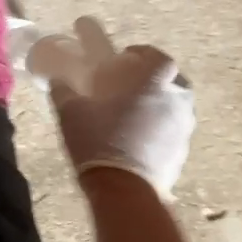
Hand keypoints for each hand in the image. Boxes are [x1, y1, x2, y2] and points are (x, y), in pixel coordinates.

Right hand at [47, 18, 195, 199]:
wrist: (124, 188)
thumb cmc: (97, 140)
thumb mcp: (70, 111)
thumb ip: (64, 90)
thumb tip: (58, 79)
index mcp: (149, 86)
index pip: (160, 58)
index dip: (145, 53)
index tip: (127, 56)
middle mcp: (173, 103)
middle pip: (176, 81)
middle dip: (158, 78)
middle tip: (134, 83)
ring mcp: (182, 129)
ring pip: (178, 106)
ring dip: (161, 103)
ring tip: (136, 111)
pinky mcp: (182, 152)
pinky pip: (174, 129)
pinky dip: (161, 126)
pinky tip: (139, 135)